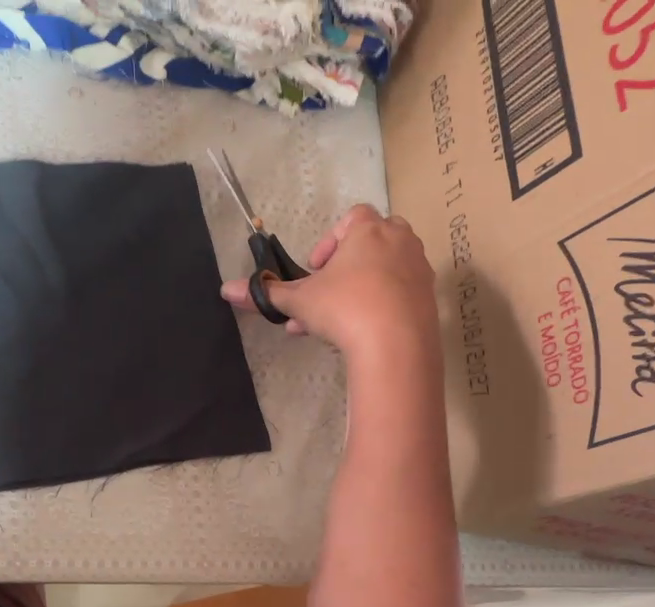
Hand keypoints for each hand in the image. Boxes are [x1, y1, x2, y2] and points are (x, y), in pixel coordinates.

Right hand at [221, 205, 437, 358]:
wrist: (396, 342)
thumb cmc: (344, 307)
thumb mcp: (298, 301)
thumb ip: (266, 294)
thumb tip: (225, 290)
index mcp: (368, 231)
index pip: (351, 217)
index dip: (329, 240)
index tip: (316, 269)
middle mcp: (399, 240)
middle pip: (375, 238)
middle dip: (347, 264)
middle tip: (326, 292)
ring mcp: (418, 267)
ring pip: (386, 267)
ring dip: (361, 286)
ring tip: (338, 319)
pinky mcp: (429, 295)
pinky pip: (401, 291)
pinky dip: (382, 303)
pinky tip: (362, 331)